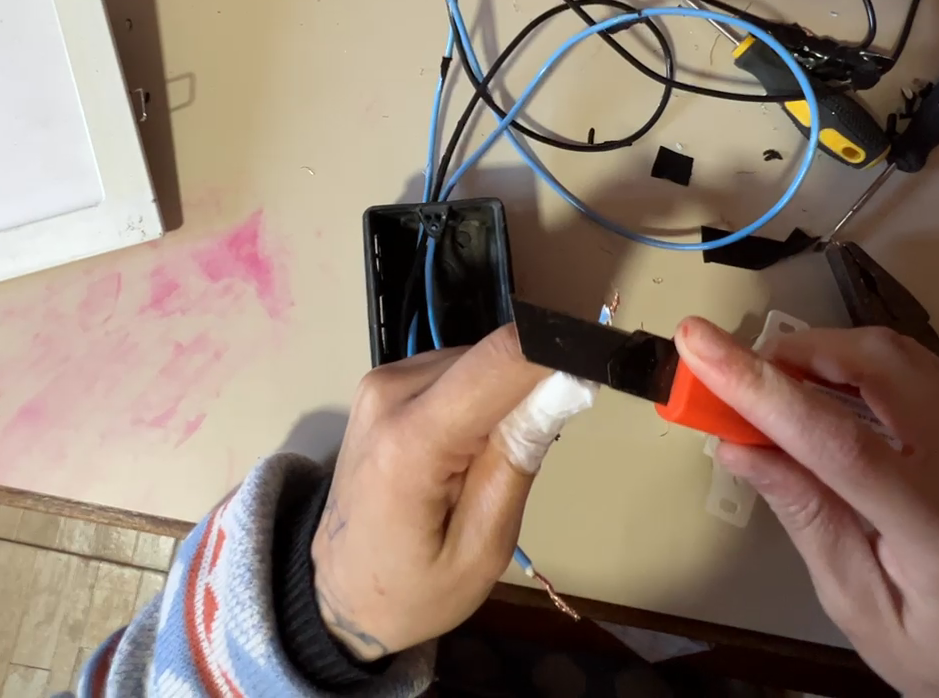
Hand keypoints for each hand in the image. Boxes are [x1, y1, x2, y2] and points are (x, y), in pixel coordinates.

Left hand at [312, 325, 548, 658]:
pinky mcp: (381, 381)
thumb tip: (560, 385)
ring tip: (492, 455)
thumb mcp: (481, 550)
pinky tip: (467, 440)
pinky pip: (451, 369)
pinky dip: (475, 394)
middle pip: (488, 358)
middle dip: (530, 385)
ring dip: (501, 393)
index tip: (600, 359)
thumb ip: (516, 461)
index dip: (555, 349)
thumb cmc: (412, 588)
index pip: (497, 363)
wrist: (337, 590)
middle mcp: (389, 391)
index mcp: (410, 440)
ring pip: (473, 359)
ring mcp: (379, 381)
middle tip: (539, 442)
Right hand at [676, 318, 938, 697]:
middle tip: (750, 371)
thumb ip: (806, 517)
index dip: (759, 386)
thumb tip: (738, 443)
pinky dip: (874, 368)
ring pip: (910, 357)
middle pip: (883, 369)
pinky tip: (849, 398)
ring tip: (791, 383)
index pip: (839, 442)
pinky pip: (938, 374)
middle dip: (800, 350)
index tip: (697, 343)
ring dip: (833, 352)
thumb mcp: (862, 610)